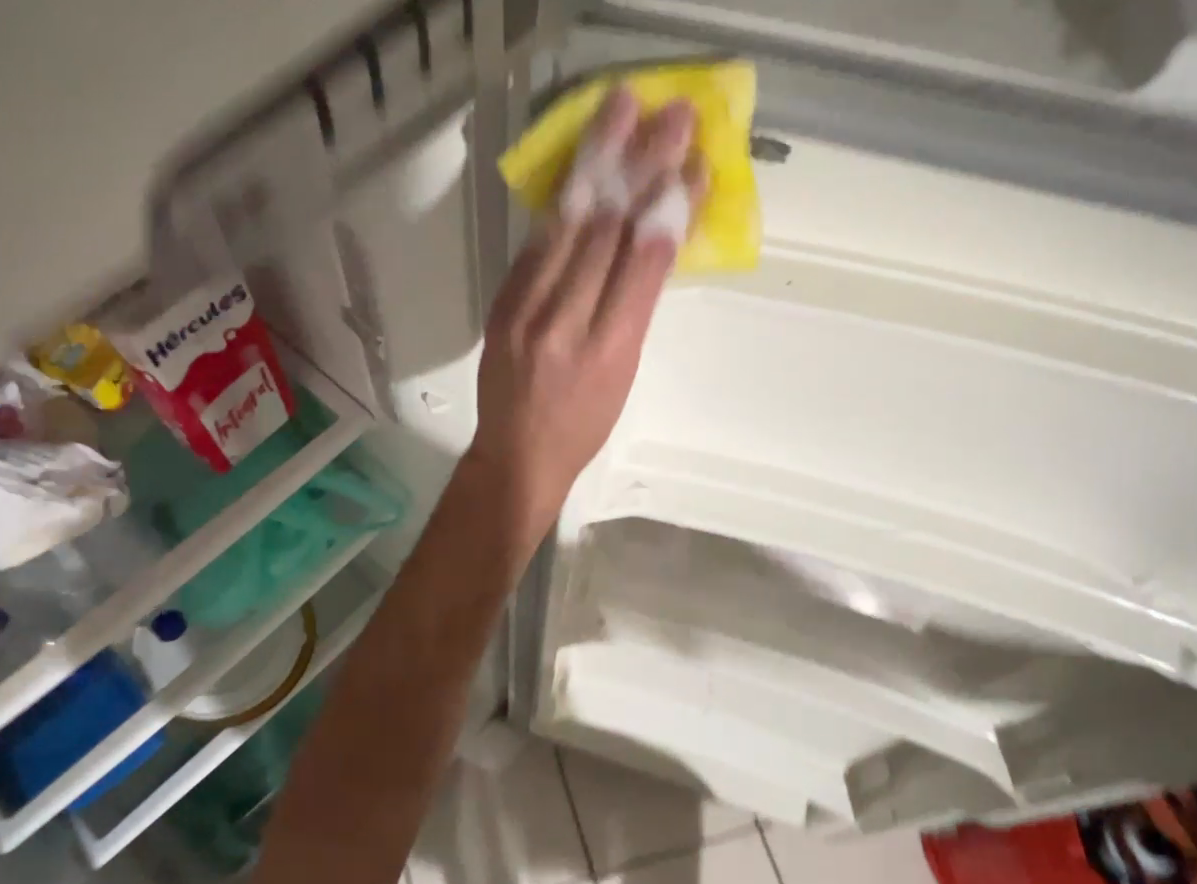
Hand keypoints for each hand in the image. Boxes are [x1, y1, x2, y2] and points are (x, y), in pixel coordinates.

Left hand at [469, 89, 703, 535]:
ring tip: (620, 114)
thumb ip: (633, 308)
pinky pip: (535, 245)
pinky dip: (562, 206)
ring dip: (598, 165)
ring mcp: (525, 311)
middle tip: (669, 117)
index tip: (694, 164)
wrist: (516, 456)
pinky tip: (582, 169)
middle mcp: (565, 324)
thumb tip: (648, 240)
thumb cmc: (583, 426)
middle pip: (607, 234)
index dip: (671, 208)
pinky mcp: (501, 304)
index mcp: (609, 350)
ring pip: (568, 227)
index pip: (645, 264)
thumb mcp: (624, 374)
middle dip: (641, 167)